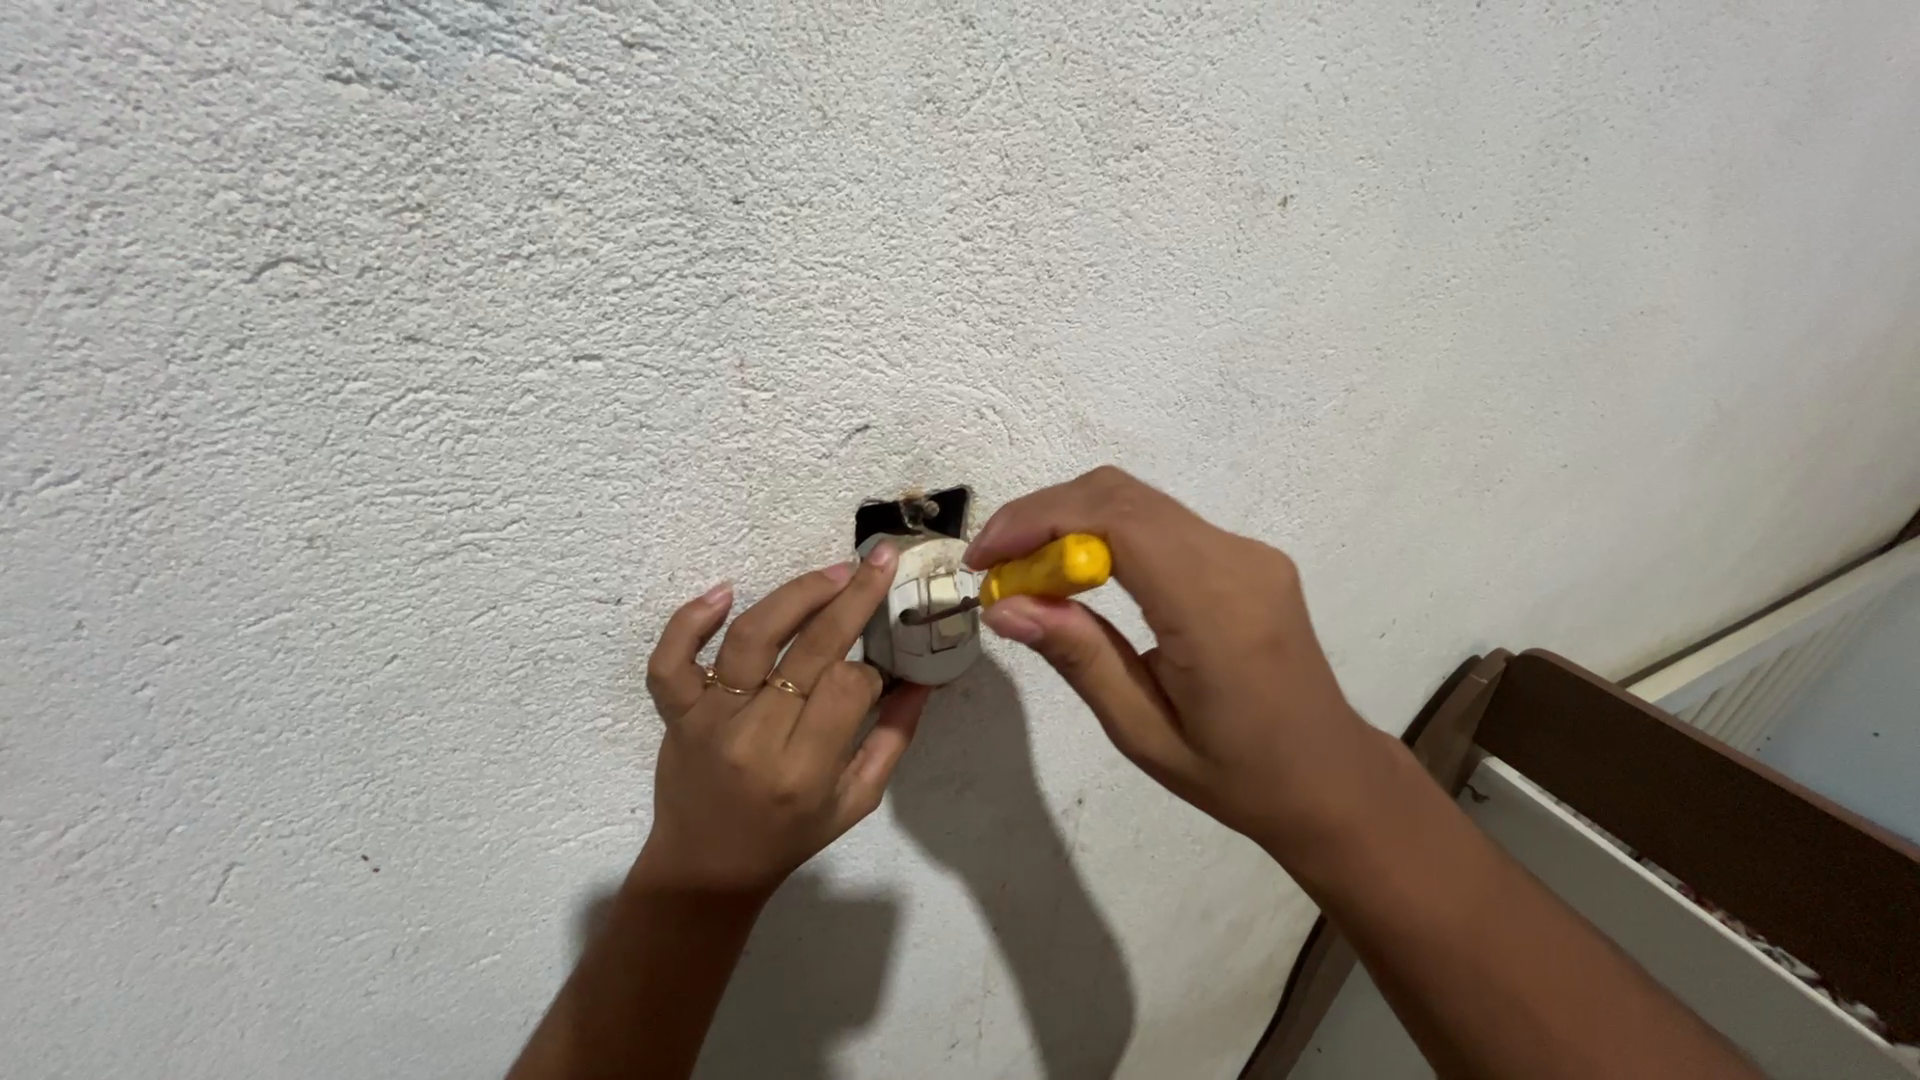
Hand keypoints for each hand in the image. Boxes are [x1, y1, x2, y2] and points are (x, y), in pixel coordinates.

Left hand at [638, 544, 931, 894]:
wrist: (706, 869)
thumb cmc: (789, 837)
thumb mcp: (857, 801)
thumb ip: (893, 738)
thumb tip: (923, 679)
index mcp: (804, 771)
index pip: (848, 686)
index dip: (869, 669)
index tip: (874, 672)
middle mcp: (755, 739)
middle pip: (809, 649)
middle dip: (853, 598)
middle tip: (879, 561)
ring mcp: (708, 721)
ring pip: (750, 638)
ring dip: (795, 595)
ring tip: (832, 572)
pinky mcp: (675, 713)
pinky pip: (670, 662)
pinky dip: (689, 622)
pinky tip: (725, 591)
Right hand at [965, 466, 1373, 854]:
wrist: (1329, 776)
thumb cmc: (1237, 775)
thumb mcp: (1142, 732)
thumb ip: (1078, 657)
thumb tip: (1004, 606)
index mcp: (1214, 610)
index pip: (1115, 520)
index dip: (1037, 521)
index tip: (984, 559)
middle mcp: (1236, 560)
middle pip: (1121, 494)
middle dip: (1042, 515)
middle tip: (994, 565)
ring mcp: (1247, 551)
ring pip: (1138, 501)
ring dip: (1070, 520)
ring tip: (1026, 573)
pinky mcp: (1245, 555)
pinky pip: (1161, 522)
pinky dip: (1104, 532)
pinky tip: (1080, 575)